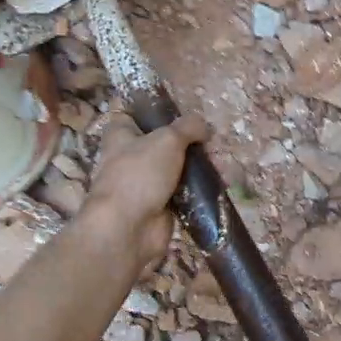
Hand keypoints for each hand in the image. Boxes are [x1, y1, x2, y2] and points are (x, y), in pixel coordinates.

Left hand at [84, 112, 211, 271]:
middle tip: (210, 140)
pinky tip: (218, 183)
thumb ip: (188, 127)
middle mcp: (129, 158)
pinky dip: (197, 189)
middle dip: (186, 142)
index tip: (177, 112)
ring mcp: (144, 183)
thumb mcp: (168, 139)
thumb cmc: (140, 174)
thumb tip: (204, 127)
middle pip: (160, 143)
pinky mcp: (159, 205)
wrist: (128, 228)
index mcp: (120, 136)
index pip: (131, 116)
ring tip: (219, 162)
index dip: (151, 112)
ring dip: (195, 166)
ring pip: (174, 168)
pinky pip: (182, 192)